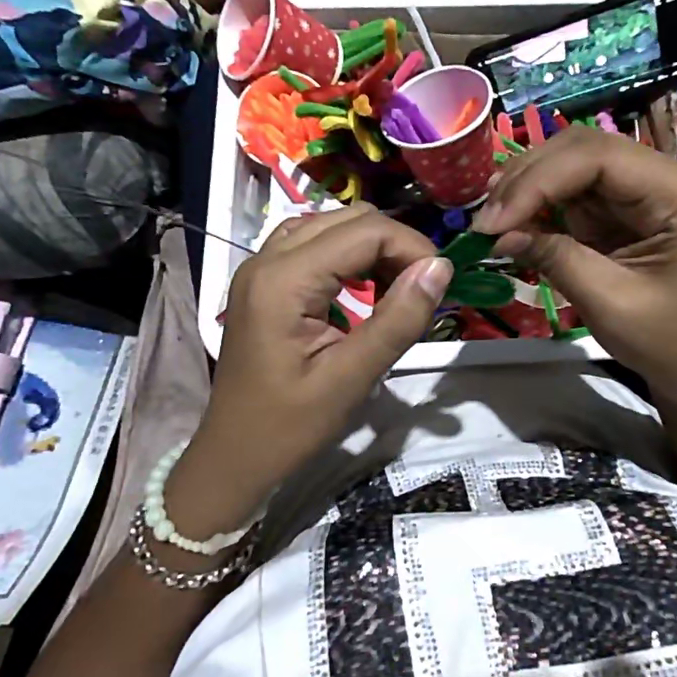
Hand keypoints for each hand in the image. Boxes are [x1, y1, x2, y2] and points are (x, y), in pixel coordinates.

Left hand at [190, 205, 452, 494]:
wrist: (234, 457)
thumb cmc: (289, 426)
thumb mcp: (351, 378)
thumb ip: (398, 320)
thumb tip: (440, 268)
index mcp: (284, 280)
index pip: (365, 232)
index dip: (412, 248)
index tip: (441, 283)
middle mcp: (267, 259)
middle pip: (349, 219)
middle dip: (395, 244)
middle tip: (422, 289)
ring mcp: (261, 267)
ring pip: (331, 225)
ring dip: (372, 247)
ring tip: (398, 288)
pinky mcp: (264, 281)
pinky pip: (313, 244)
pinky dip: (348, 255)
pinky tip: (364, 289)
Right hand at [472, 128, 676, 395]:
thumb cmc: (666, 340)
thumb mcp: (610, 302)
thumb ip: (557, 258)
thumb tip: (498, 233)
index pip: (599, 157)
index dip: (540, 180)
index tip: (495, 220)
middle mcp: (663, 178)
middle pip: (584, 151)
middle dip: (529, 179)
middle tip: (486, 218)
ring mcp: (641, 191)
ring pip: (573, 164)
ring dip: (528, 187)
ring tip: (491, 217)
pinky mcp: (622, 209)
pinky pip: (574, 192)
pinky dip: (539, 204)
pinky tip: (511, 219)